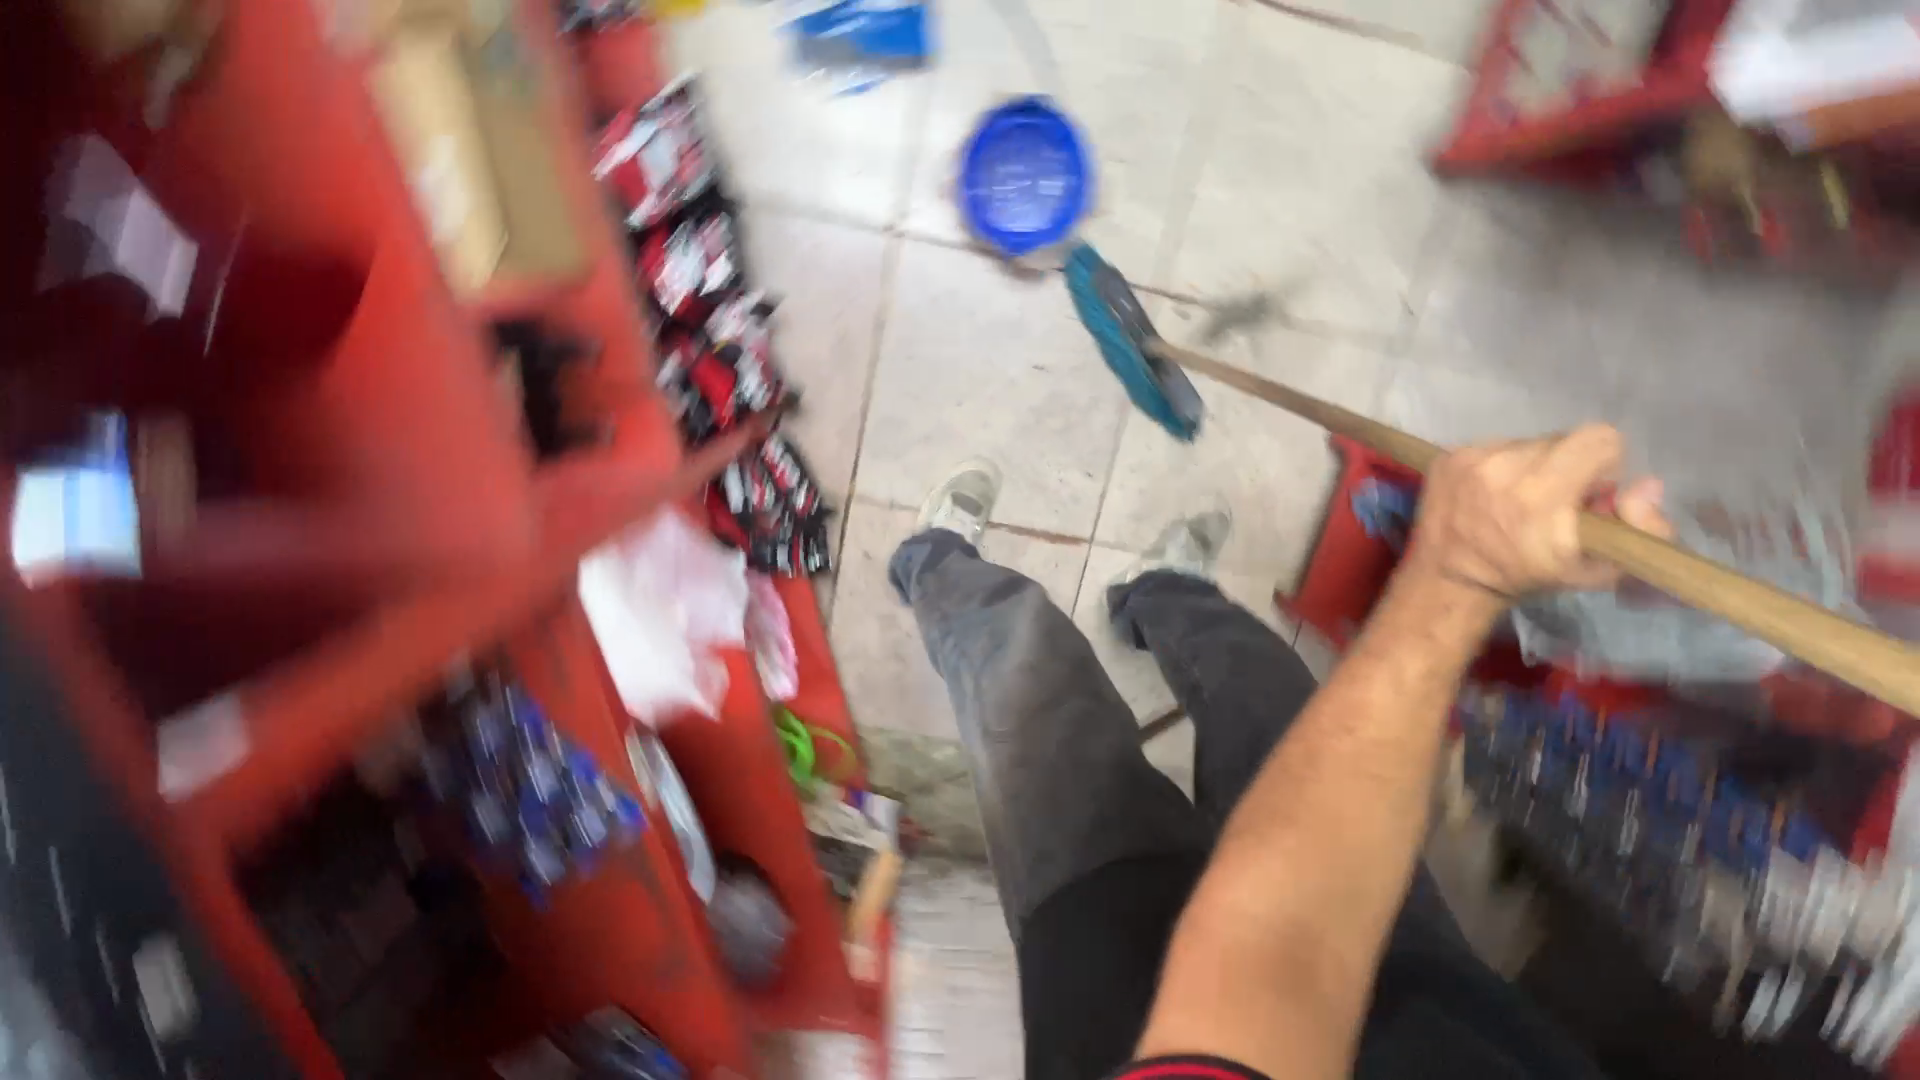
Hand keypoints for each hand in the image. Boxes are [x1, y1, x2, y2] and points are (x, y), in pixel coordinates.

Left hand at [1406, 424, 1671, 603]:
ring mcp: (1469, 459)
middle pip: (1562, 440)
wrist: (1448, 579)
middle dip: (1567, 466)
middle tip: (1553, 499)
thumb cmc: (1524, 576)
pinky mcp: (1446, 457)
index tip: (1589, 492)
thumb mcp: (1597, 569)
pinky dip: (1500, 466)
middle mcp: (1502, 466)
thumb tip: (1646, 484)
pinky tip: (1490, 494)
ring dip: (1532, 466)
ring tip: (1517, 499)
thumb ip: (1642, 528)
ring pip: (1526, 443)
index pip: (1599, 438)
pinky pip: (1493, 447)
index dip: (1604, 463)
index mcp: (1541, 492)